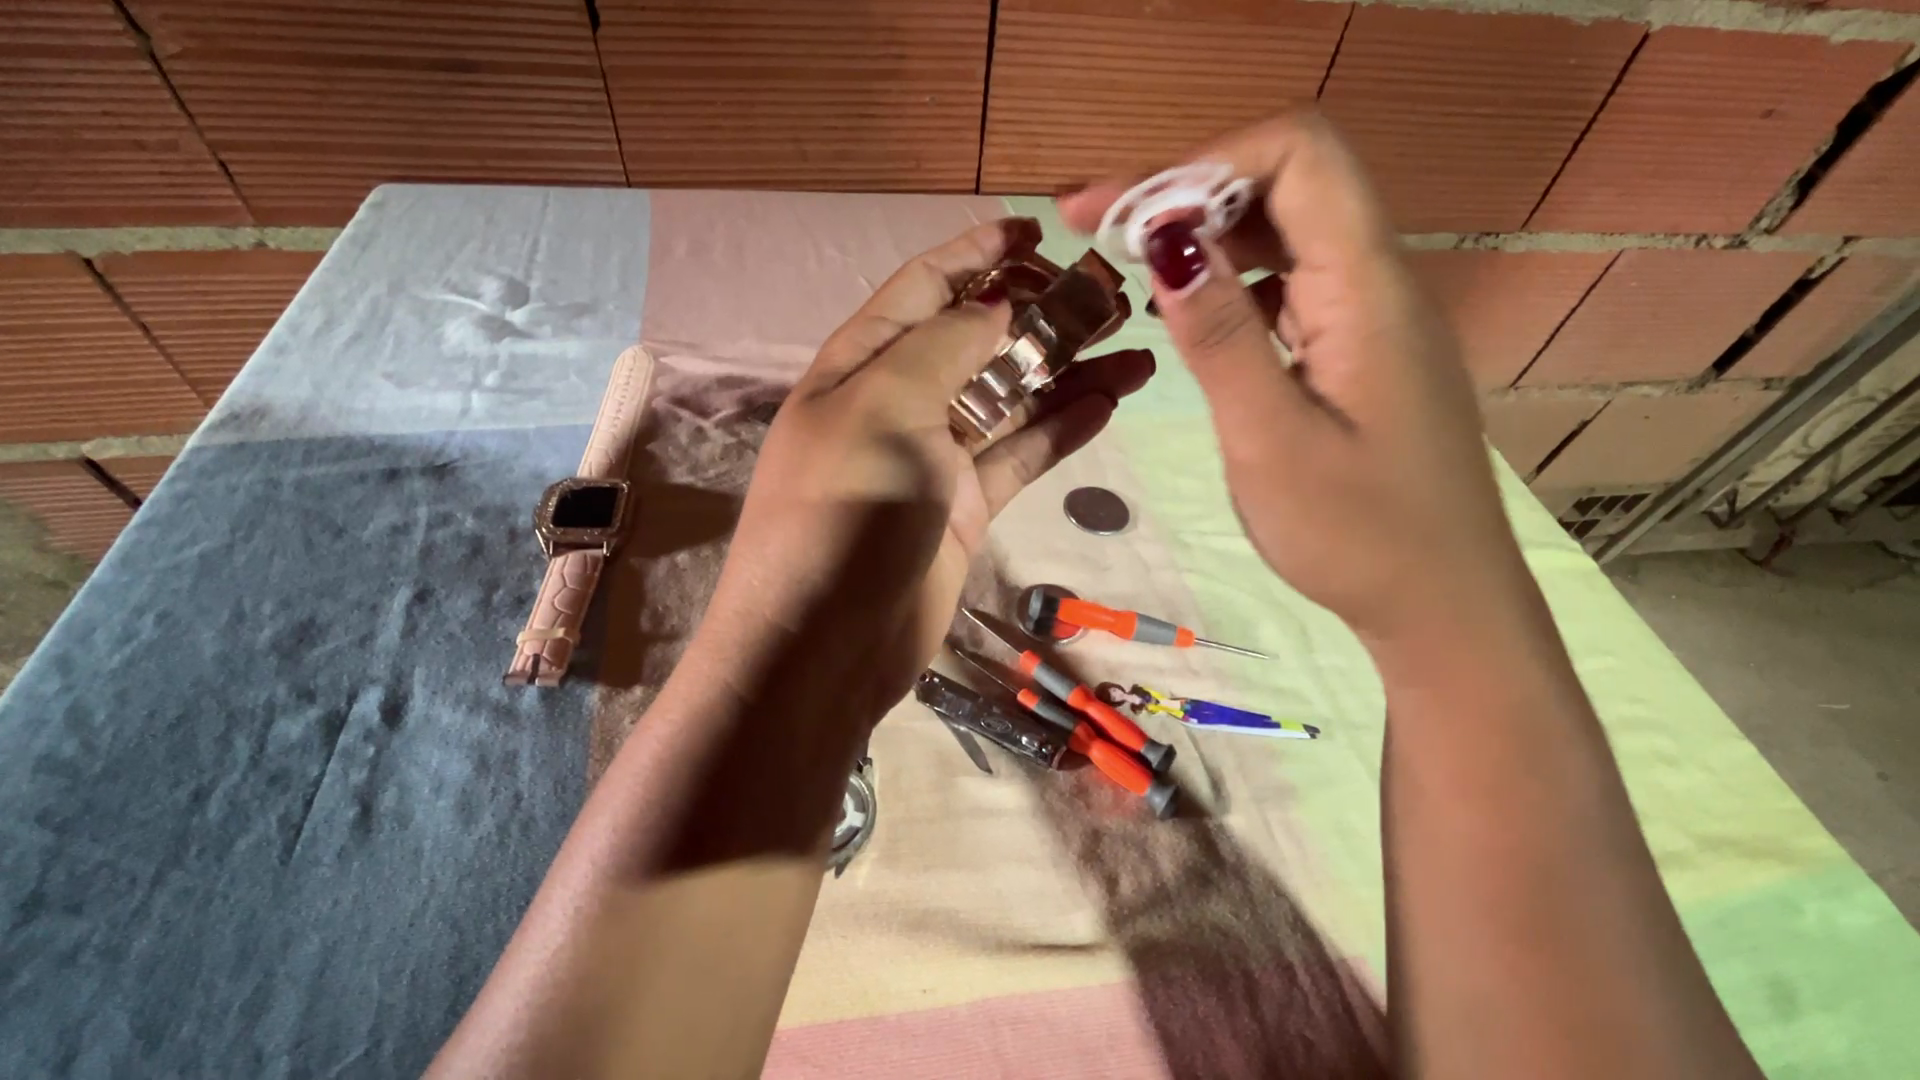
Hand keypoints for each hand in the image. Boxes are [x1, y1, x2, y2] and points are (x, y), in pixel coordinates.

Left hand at [693, 218, 1154, 704]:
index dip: (976, 252)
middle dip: (1039, 313)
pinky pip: (1022, 455)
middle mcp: (897, 403)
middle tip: (1111, 293)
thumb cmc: (843, 511)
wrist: (825, 645)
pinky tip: (1111, 400)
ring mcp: (935, 459)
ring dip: (1067, 371)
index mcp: (860, 364)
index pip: (923, 288)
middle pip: (978, 340)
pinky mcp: (966, 509)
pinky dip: (1063, 428)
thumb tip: (998, 305)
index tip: (1037, 230)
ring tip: (1136, 344)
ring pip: (1011, 399)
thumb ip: (944, 346)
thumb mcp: (882, 407)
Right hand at [1058, 113, 1529, 643]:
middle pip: (1287, 183)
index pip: (1299, 154)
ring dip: (1202, 234)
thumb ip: (1219, 335)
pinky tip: (1186, 317)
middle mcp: (1377, 282)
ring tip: (1122, 265)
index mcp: (1366, 289)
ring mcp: (1369, 317)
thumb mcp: (1270, 440)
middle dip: (1185, 190)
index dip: (1203, 162)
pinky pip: (1289, 285)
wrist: (1442, 604)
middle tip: (1091, 224)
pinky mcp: (1357, 351)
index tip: (1121, 213)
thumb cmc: (1357, 535)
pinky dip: (1228, 282)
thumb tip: (1165, 238)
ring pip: (1284, 234)